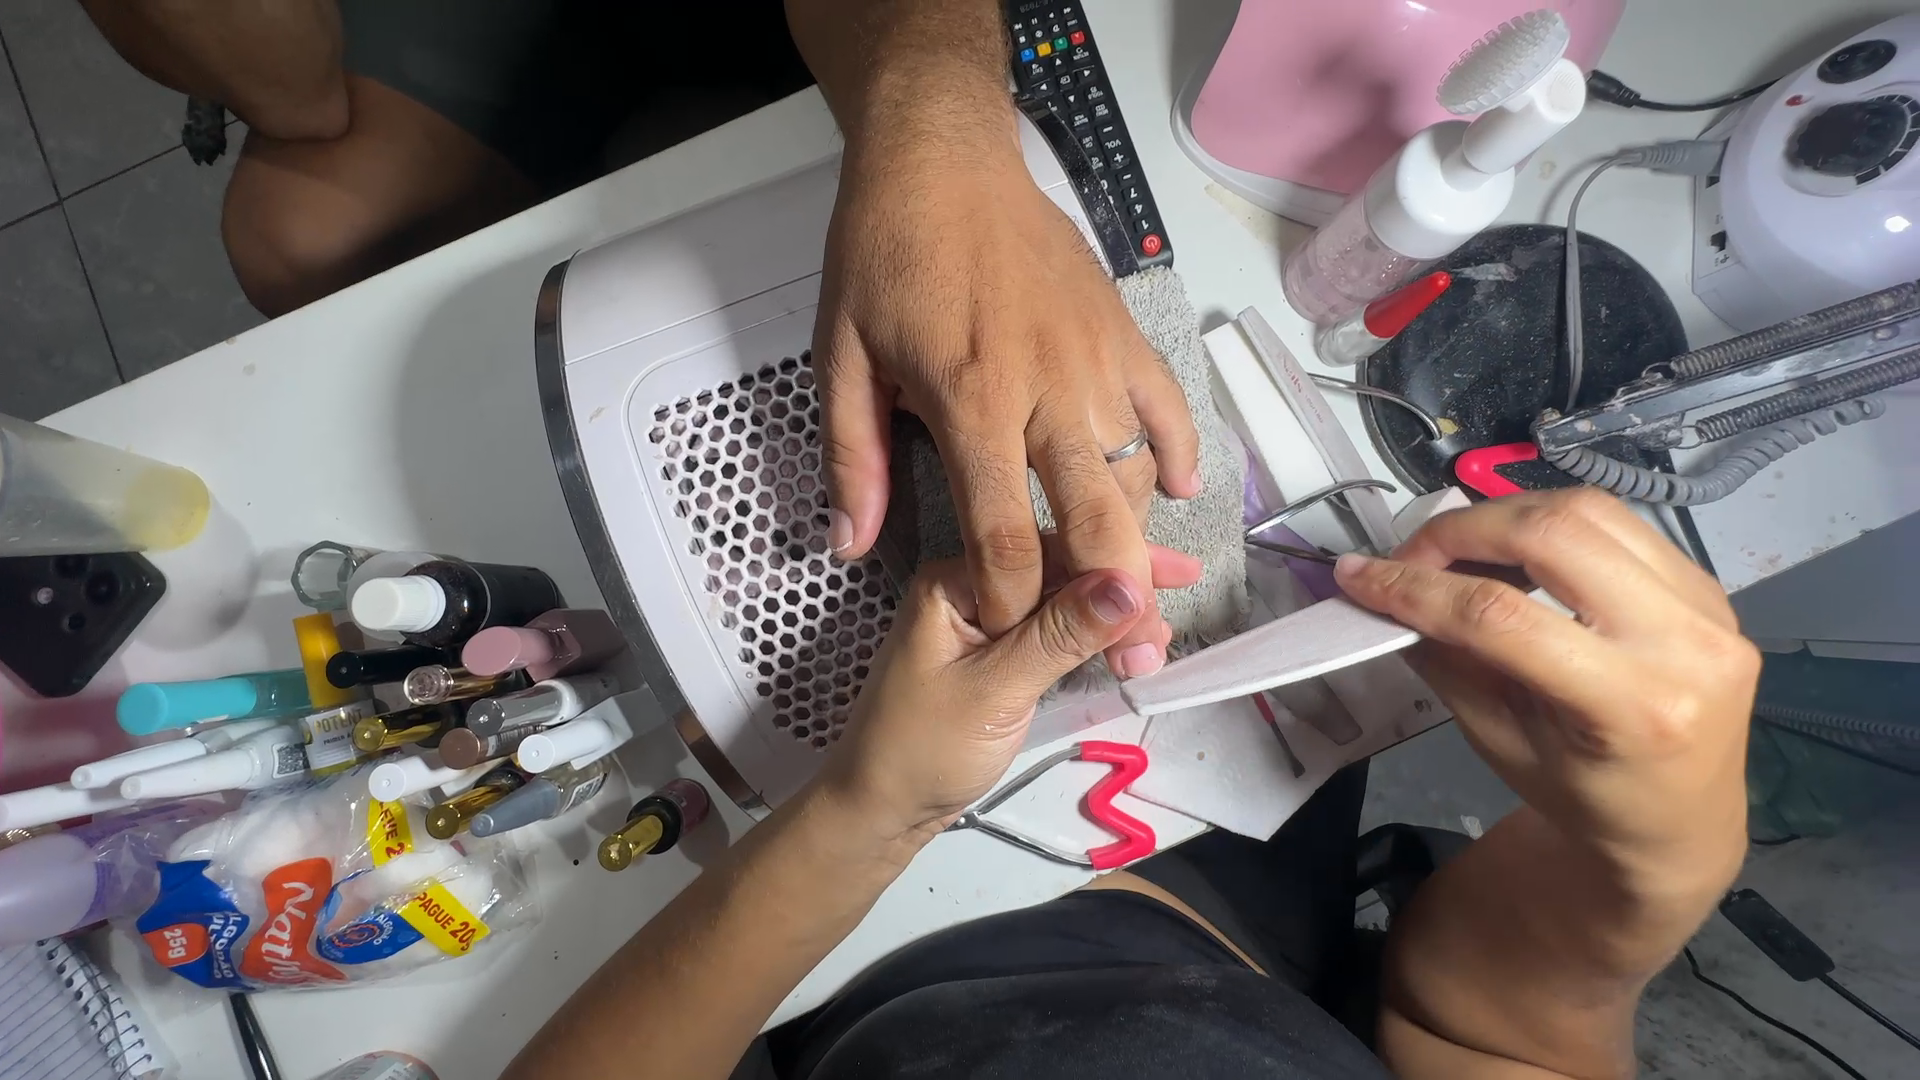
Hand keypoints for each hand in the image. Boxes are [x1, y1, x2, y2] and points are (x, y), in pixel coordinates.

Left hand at [814, 119, 1200, 681]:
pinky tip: (1175, 490)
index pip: (1005, 535)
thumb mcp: (842, 359)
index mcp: (972, 404)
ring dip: (1136, 535)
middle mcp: (1047, 392)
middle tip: (1101, 636)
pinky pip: (1171, 407)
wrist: (943, 161)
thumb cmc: (885, 257)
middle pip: (1096, 519)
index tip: (1004, 628)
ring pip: (1138, 474)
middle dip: (1103, 593)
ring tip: (1124, 576)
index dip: (1009, 599)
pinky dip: (1179, 455)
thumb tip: (851, 547)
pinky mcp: (1124, 333)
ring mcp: (1098, 360)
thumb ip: (852, 460)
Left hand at [816, 543, 1199, 845]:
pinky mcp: (995, 652)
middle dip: (1119, 586)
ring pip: (1060, 601)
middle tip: (1179, 599)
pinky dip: (1090, 637)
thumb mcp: (996, 690)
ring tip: (1160, 630)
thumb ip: (1061, 635)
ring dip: (1111, 613)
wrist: (880, 811)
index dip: (1110, 563)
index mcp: (955, 578)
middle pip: (1057, 570)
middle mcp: (969, 585)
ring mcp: (982, 620)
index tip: (1170, 582)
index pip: (1045, 549)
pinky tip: (1127, 639)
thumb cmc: (925, 750)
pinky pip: (1050, 630)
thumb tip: (1131, 582)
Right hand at [1334, 490, 1758, 894]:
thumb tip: (1383, 594)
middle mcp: (1685, 643)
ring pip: (1583, 510)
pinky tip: (1506, 555)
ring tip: (1453, 553)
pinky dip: (1537, 525)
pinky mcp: (1703, 584)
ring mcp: (1707, 605)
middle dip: (1456, 533)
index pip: (1500, 616)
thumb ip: (1443, 656)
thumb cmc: (1574, 789)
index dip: (1413, 587)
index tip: (1354, 575)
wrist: (1676, 815)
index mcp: (1631, 705)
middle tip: (1408, 560)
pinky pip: (1608, 522)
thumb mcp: (1492, 735)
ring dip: (1496, 518)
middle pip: (1551, 536)